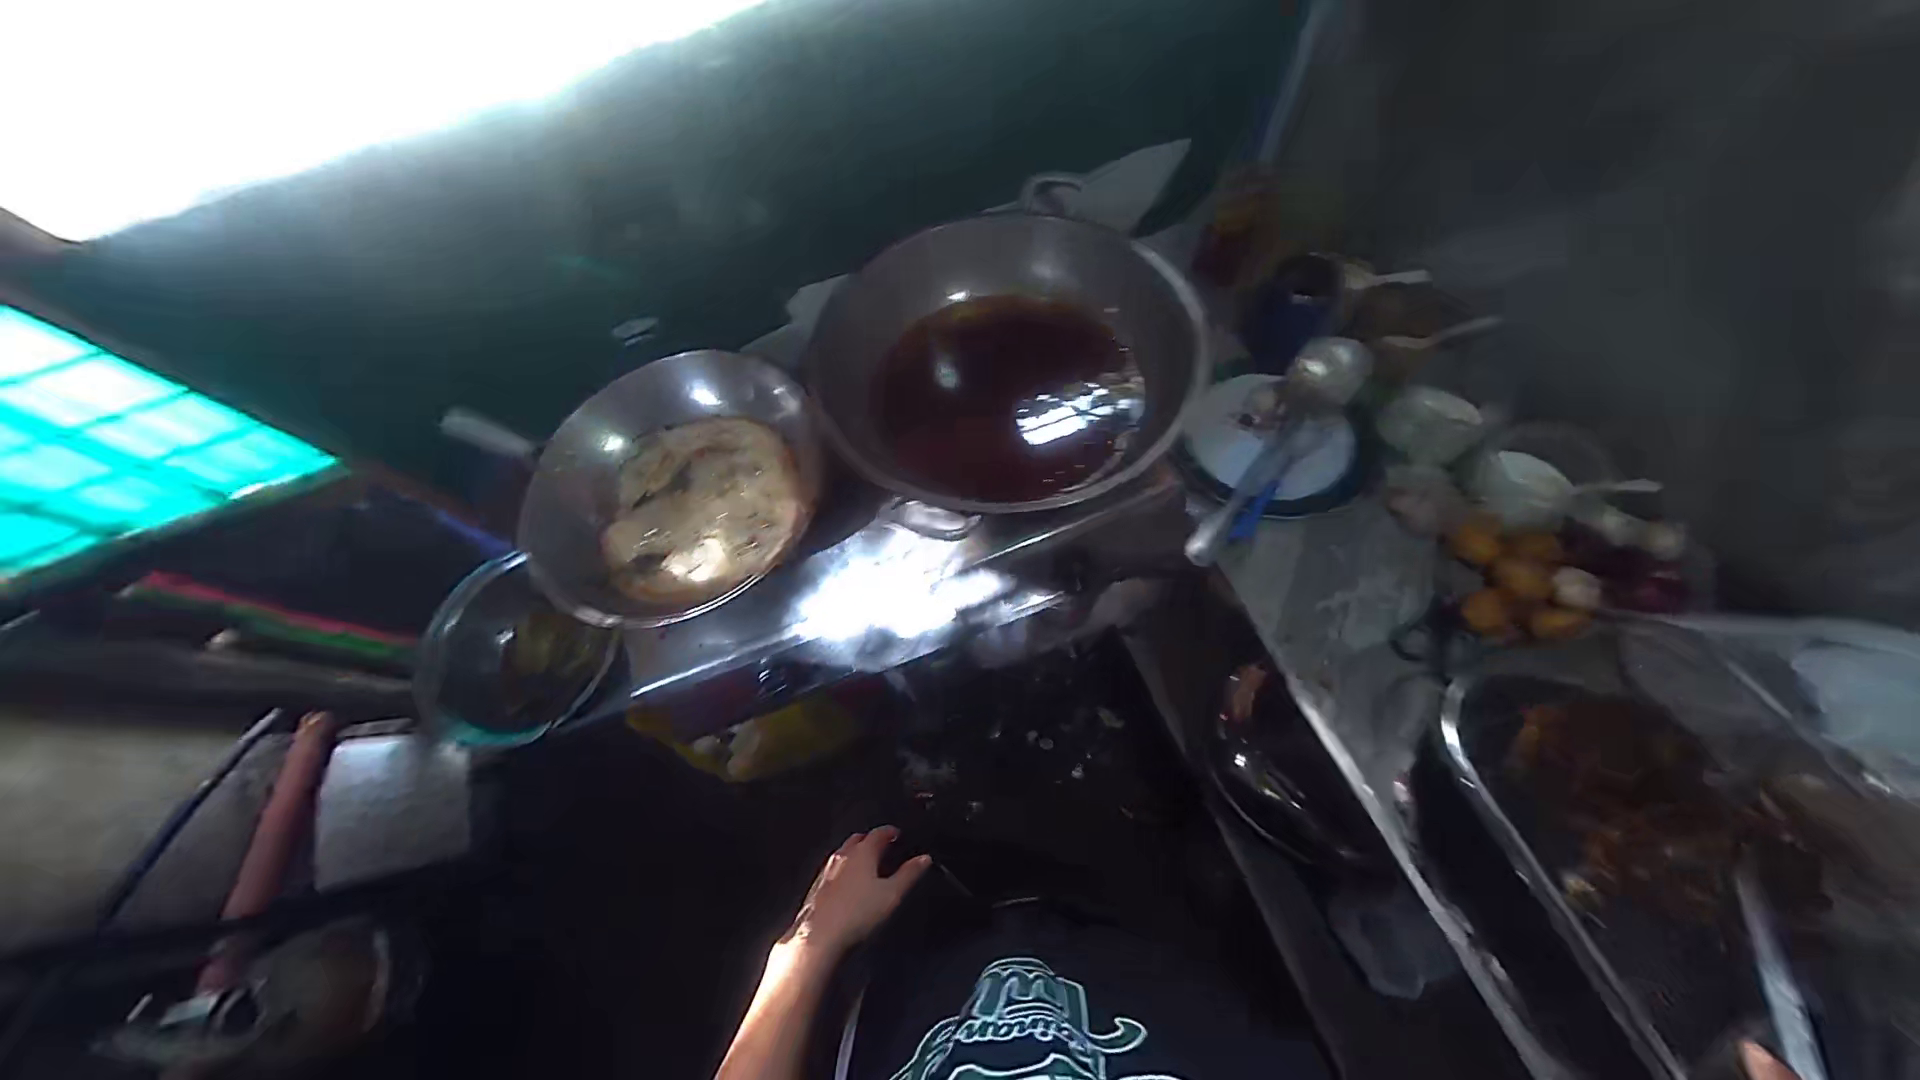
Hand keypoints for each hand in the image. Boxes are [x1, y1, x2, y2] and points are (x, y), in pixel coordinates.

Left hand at [781, 826, 931, 957]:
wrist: (818, 938)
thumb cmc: (857, 914)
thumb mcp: (892, 895)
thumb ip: (909, 874)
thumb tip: (924, 859)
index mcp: (862, 852)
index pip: (879, 833)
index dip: (890, 831)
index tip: (897, 834)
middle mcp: (842, 856)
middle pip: (859, 839)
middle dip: (871, 840)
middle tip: (883, 847)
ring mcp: (826, 871)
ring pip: (844, 853)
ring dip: (856, 854)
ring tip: (867, 865)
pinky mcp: (816, 887)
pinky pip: (833, 870)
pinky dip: (844, 870)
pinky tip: (848, 885)